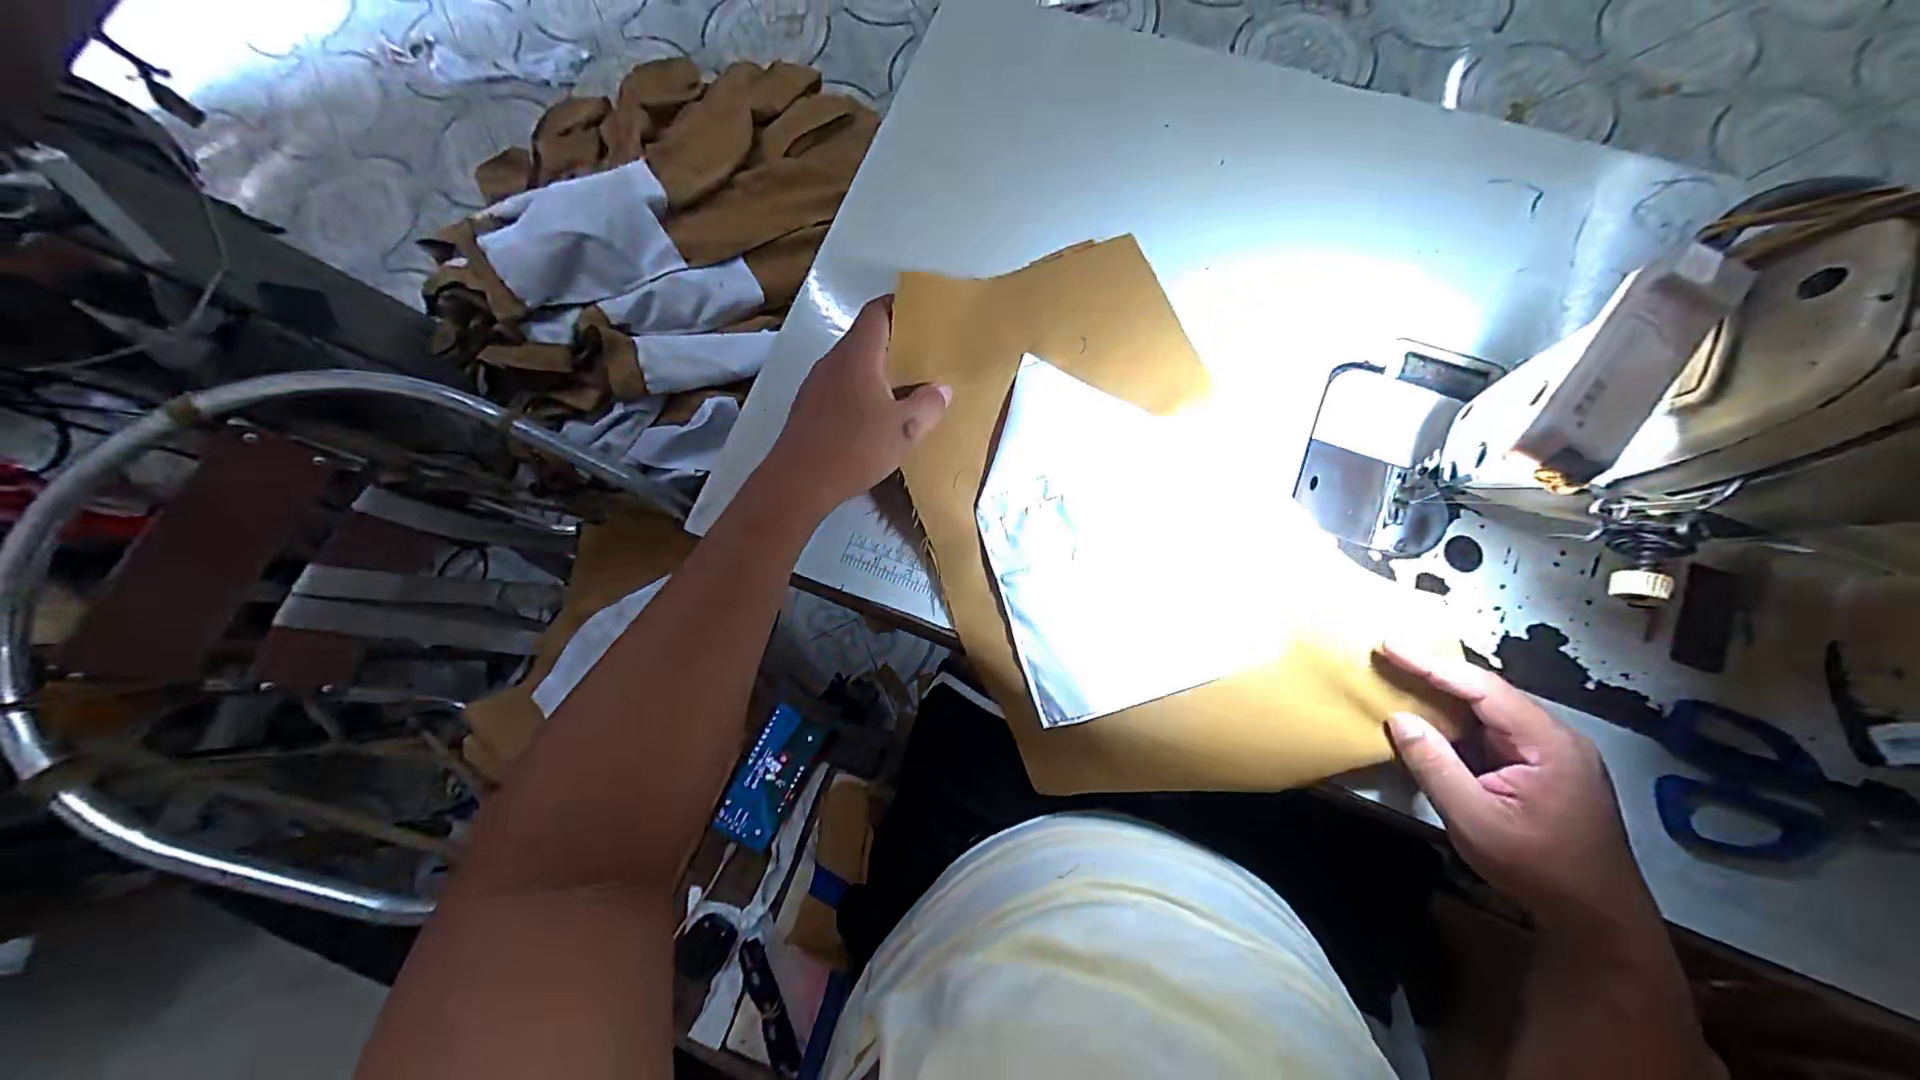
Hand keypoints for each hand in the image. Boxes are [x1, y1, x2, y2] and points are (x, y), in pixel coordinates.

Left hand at [757, 296, 949, 517]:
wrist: (797, 483)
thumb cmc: (853, 448)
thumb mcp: (904, 430)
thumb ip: (927, 406)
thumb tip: (940, 390)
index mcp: (857, 355)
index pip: (877, 312)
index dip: (900, 306)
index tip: (924, 314)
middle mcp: (833, 361)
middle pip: (865, 338)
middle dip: (895, 342)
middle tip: (924, 356)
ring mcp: (817, 384)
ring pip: (853, 364)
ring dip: (878, 370)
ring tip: (906, 387)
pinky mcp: (809, 407)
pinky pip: (842, 386)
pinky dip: (862, 390)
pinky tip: (876, 415)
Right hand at [1379, 641, 1657, 932]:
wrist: (1597, 919)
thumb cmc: (1538, 869)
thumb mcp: (1475, 820)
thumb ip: (1434, 766)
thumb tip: (1398, 718)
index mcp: (1548, 744)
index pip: (1483, 689)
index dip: (1432, 664)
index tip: (1389, 646)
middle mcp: (1555, 737)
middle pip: (1487, 691)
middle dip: (1435, 671)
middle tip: (1387, 654)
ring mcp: (1550, 751)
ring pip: (1489, 709)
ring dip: (1443, 694)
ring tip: (1398, 675)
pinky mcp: (1540, 765)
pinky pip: (1491, 729)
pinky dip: (1456, 718)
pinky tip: (1429, 715)